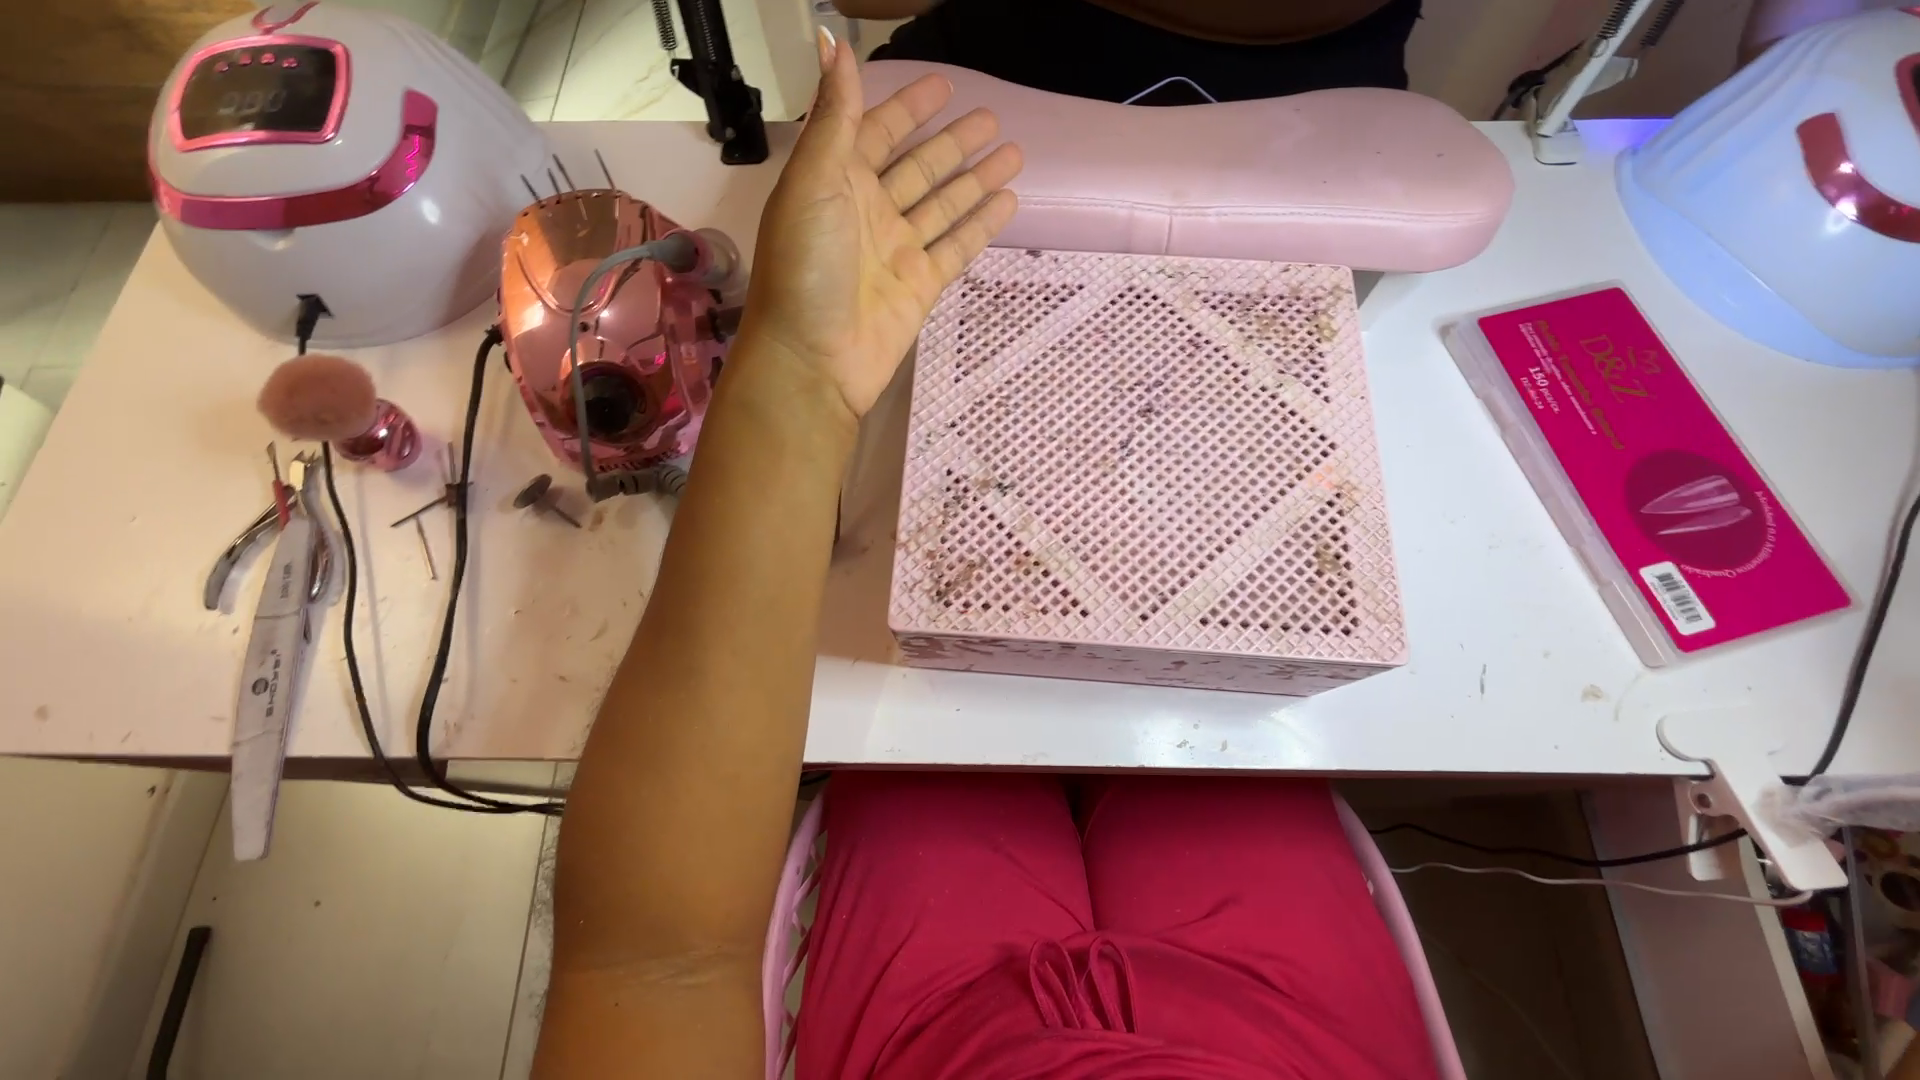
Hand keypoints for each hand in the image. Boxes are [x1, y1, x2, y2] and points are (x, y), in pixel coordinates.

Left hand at [737, 28, 1021, 421]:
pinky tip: (1008, 200)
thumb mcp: (813, 181)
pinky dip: (981, 223)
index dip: (907, 108)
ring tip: (1014, 152)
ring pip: (944, 204)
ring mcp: (897, 251)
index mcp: (835, 182)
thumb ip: (834, 116)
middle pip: (919, 167)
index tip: (943, 85)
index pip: (877, 132)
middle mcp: (868, 212)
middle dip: (953, 142)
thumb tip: (832, 41)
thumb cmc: (804, 267)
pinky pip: (957, 246)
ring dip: (975, 178)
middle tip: (992, 117)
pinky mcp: (920, 285)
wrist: (812, 358)